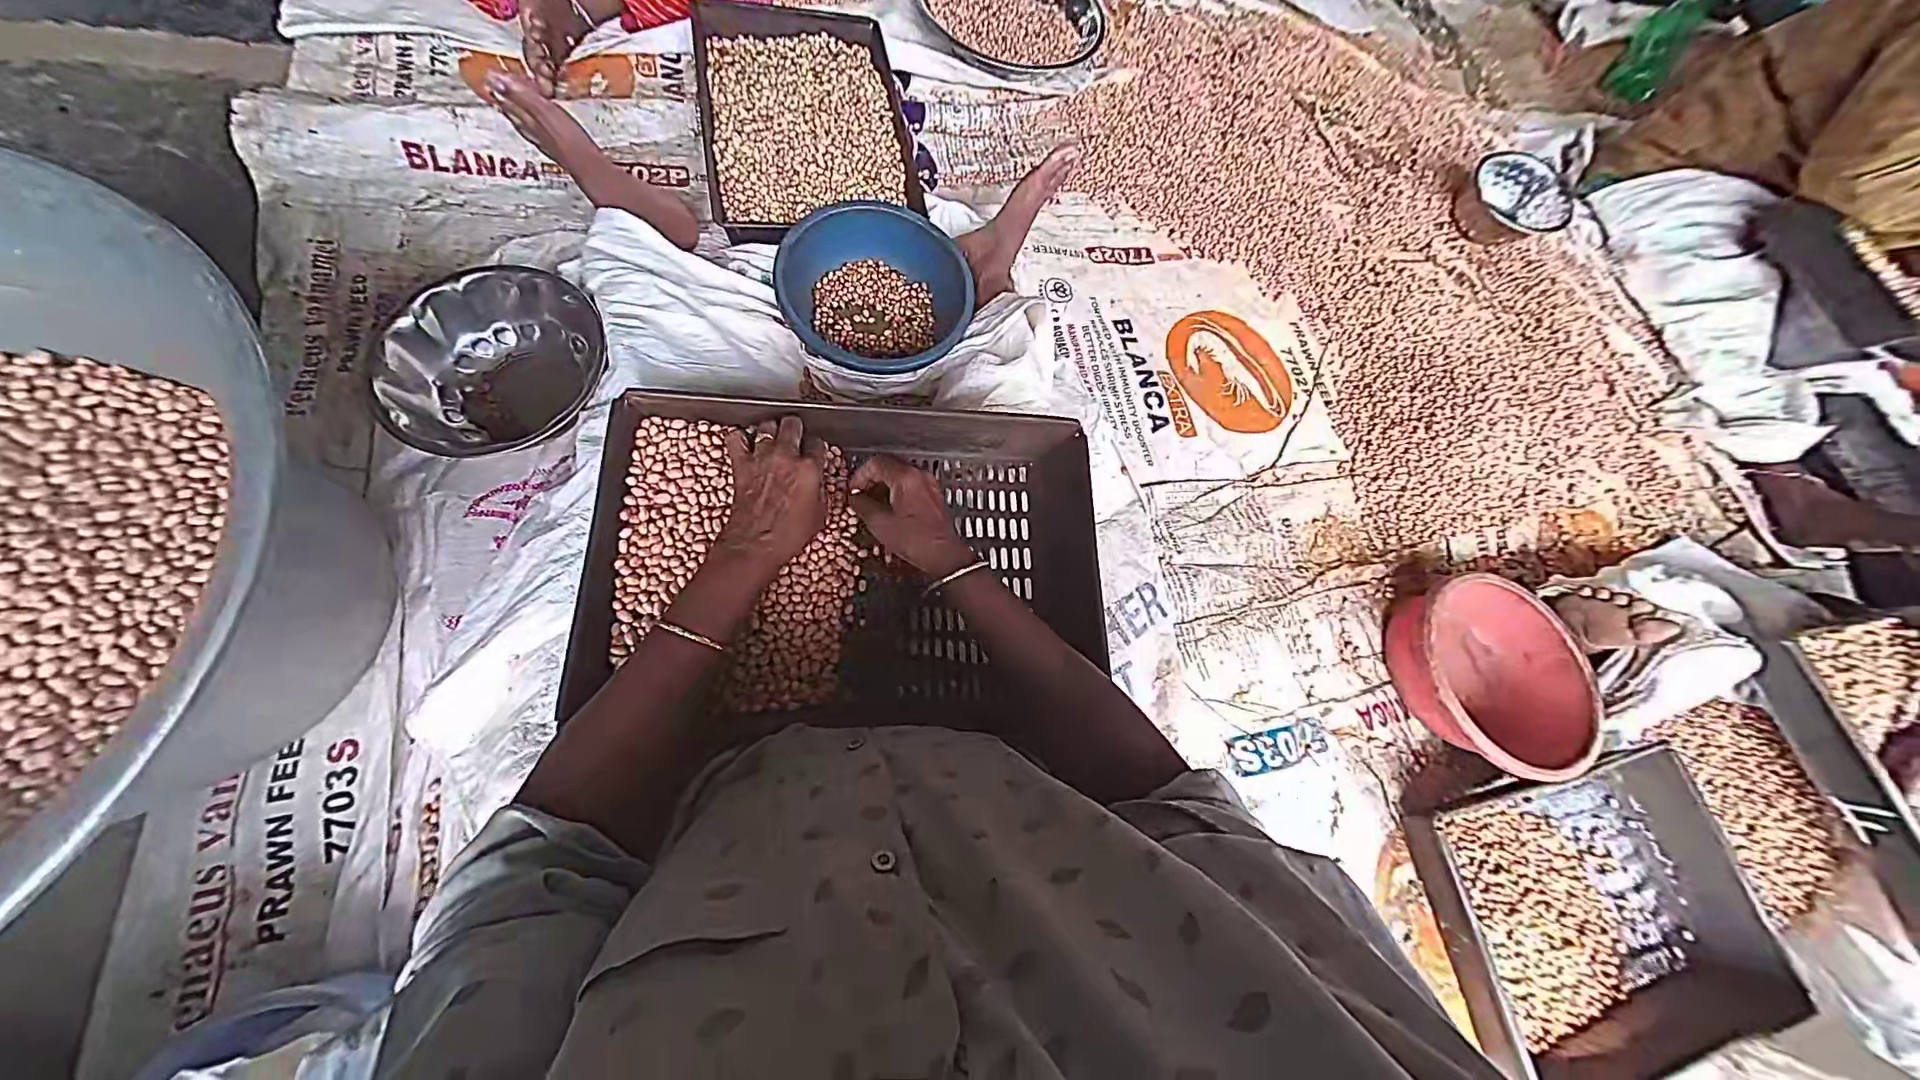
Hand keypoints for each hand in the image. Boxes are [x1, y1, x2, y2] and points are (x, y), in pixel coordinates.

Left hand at [715, 417, 826, 578]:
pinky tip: (746, 442)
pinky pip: (736, 438)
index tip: (816, 451)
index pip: (818, 444)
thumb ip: (821, 491)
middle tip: (796, 434)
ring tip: (773, 436)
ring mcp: (761, 458)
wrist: (755, 545)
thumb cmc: (787, 536)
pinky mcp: (740, 464)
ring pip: (767, 426)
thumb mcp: (819, 515)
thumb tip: (818, 483)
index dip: (817, 447)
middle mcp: (786, 457)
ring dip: (771, 429)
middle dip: (796, 428)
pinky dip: (740, 437)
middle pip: (793, 425)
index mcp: (809, 469)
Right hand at [848, 455, 974, 574]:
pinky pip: (910, 485)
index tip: (852, 489)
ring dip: (883, 485)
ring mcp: (929, 485)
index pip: (876, 463)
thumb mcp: (879, 523)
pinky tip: (889, 509)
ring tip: (872, 504)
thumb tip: (854, 497)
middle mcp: (919, 476)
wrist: (943, 555)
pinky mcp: (933, 496)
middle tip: (859, 494)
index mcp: (905, 477)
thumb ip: (862, 505)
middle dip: (871, 479)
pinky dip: (896, 492)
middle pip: (889, 465)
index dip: (859, 475)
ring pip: (899, 475)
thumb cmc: (916, 540)